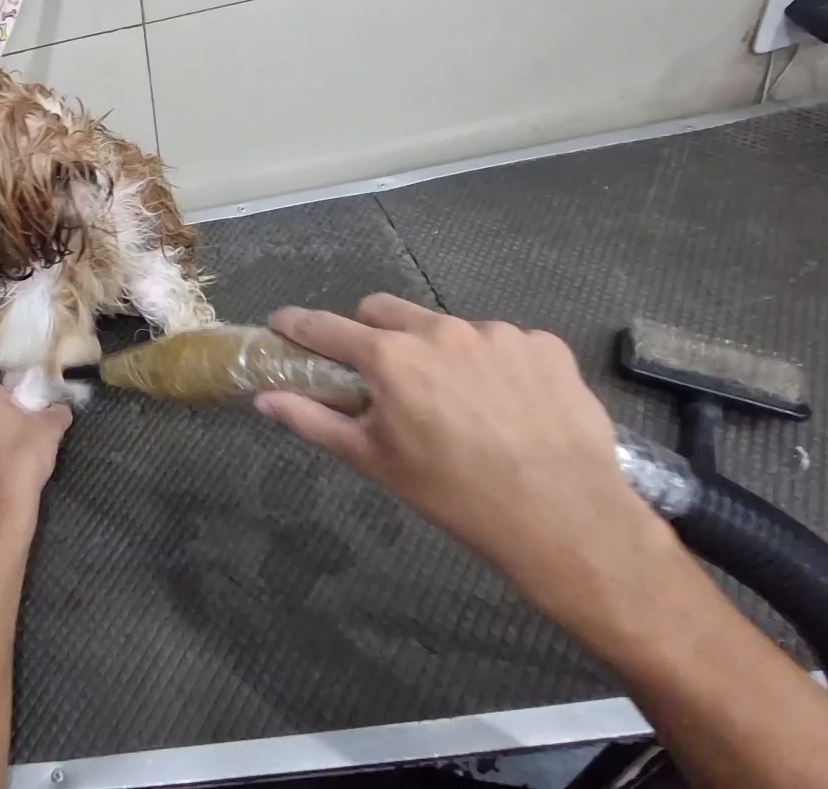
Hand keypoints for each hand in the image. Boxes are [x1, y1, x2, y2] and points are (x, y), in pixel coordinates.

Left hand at [0, 361, 73, 531]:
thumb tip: (62, 407)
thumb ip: (58, 411)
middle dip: (7, 388)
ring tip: (31, 414)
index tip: (11, 358)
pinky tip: (23, 440)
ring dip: (6, 412)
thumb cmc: (23, 456)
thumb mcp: (50, 428)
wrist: (5, 503)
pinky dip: (3, 431)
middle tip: (30, 387)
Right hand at [255, 295, 675, 613]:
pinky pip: (501, 341)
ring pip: (445, 326)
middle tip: (380, 376)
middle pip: (383, 310)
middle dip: (369, 333)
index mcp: (391, 357)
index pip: (326, 326)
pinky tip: (504, 403)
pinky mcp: (544, 345)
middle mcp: (440, 330)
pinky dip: (490, 363)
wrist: (564, 518)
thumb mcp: (373, 460)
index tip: (281, 324)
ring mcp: (497, 332)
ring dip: (434, 350)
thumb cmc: (453, 493)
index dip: (297, 324)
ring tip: (455, 400)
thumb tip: (263, 399)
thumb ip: (312, 420)